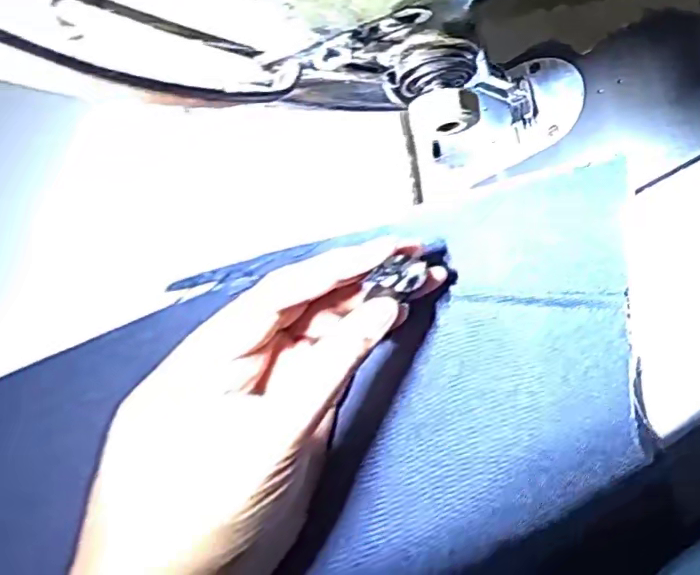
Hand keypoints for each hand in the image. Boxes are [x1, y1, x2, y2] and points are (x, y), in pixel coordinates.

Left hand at [72, 240, 447, 574]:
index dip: (337, 265)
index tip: (392, 248)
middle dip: (364, 277)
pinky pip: (338, 351)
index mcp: (199, 371)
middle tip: (419, 259)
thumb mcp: (274, 437)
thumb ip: (333, 364)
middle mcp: (232, 369)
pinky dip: (373, 329)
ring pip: (327, 324)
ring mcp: (265, 386)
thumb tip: (386, 305)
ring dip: (376, 300)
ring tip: (426, 280)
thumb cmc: (197, 525)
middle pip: (304, 304)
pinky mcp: (295, 402)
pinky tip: (402, 312)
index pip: (275, 297)